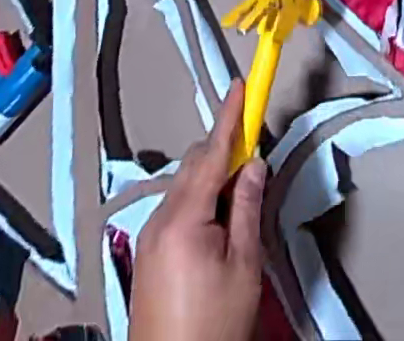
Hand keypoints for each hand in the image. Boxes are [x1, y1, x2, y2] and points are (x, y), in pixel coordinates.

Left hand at [129, 82, 265, 340]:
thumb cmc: (215, 324)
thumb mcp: (243, 265)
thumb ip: (246, 207)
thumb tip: (255, 163)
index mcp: (184, 218)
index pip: (212, 153)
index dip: (229, 117)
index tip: (239, 86)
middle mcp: (160, 218)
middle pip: (194, 164)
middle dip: (223, 149)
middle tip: (253, 151)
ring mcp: (150, 236)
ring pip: (185, 185)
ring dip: (212, 176)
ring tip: (239, 193)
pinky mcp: (148, 253)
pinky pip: (176, 207)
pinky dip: (199, 198)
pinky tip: (217, 220)